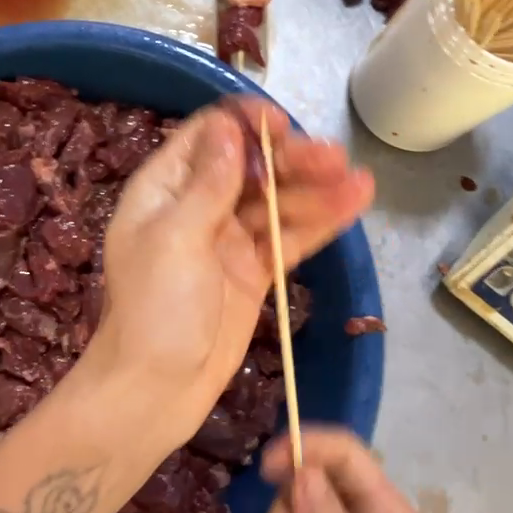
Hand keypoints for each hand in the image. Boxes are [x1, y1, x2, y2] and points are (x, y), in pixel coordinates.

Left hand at [87, 102, 373, 450]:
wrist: (156, 388)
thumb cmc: (155, 307)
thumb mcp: (175, 237)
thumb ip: (208, 184)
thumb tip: (228, 128)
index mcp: (164, 188)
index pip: (207, 137)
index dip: (244, 125)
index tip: (282, 125)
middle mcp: (197, 206)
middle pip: (250, 167)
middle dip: (290, 159)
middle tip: (332, 157)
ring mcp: (228, 240)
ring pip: (276, 201)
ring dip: (314, 188)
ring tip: (357, 180)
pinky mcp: (254, 271)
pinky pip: (289, 237)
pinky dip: (320, 221)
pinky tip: (354, 202)